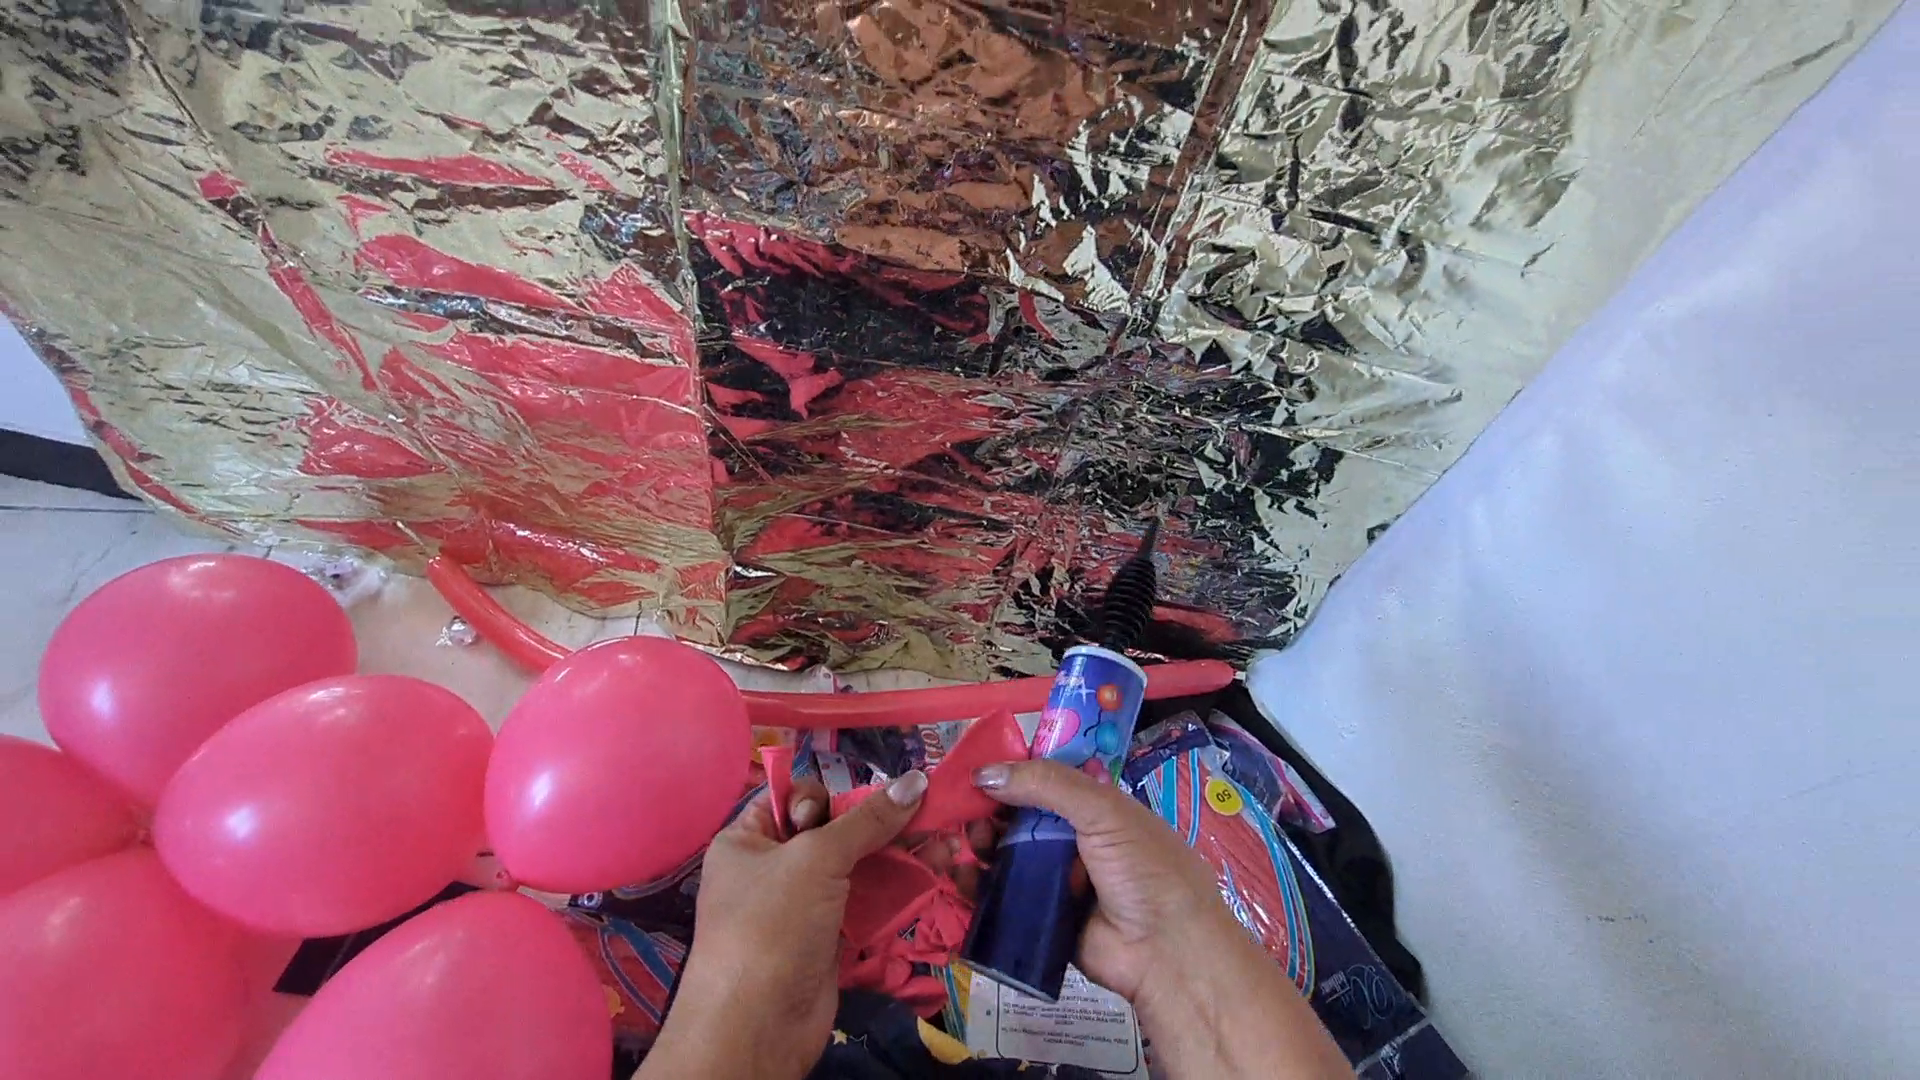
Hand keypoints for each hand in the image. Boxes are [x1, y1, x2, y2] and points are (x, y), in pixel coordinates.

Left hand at [641, 770, 927, 1079]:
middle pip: (832, 828)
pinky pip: (865, 898)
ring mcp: (802, 903)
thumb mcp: (817, 859)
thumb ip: (869, 819)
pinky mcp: (829, 935)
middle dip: (878, 822)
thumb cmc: (772, 924)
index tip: (846, 809)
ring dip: (898, 852)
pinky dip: (896, 886)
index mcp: (748, 838)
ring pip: (856, 864)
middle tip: (922, 813)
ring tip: (943, 839)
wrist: (757, 1030)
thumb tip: (917, 779)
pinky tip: (931, 870)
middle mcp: (772, 865)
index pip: (792, 797)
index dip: (825, 796)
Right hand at [974, 759, 1350, 1078]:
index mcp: (1091, 804)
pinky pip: (1000, 893)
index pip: (1041, 777)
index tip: (970, 768)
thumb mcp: (1102, 811)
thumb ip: (1046, 784)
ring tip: (956, 843)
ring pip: (1003, 852)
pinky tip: (957, 874)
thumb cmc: (1142, 868)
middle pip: (1015, 814)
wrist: (1166, 953)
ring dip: (975, 844)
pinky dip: (975, 883)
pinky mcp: (1039, 914)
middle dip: (984, 810)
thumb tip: (984, 773)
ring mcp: (1053, 876)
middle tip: (960, 812)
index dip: (1007, 771)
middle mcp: (1070, 835)